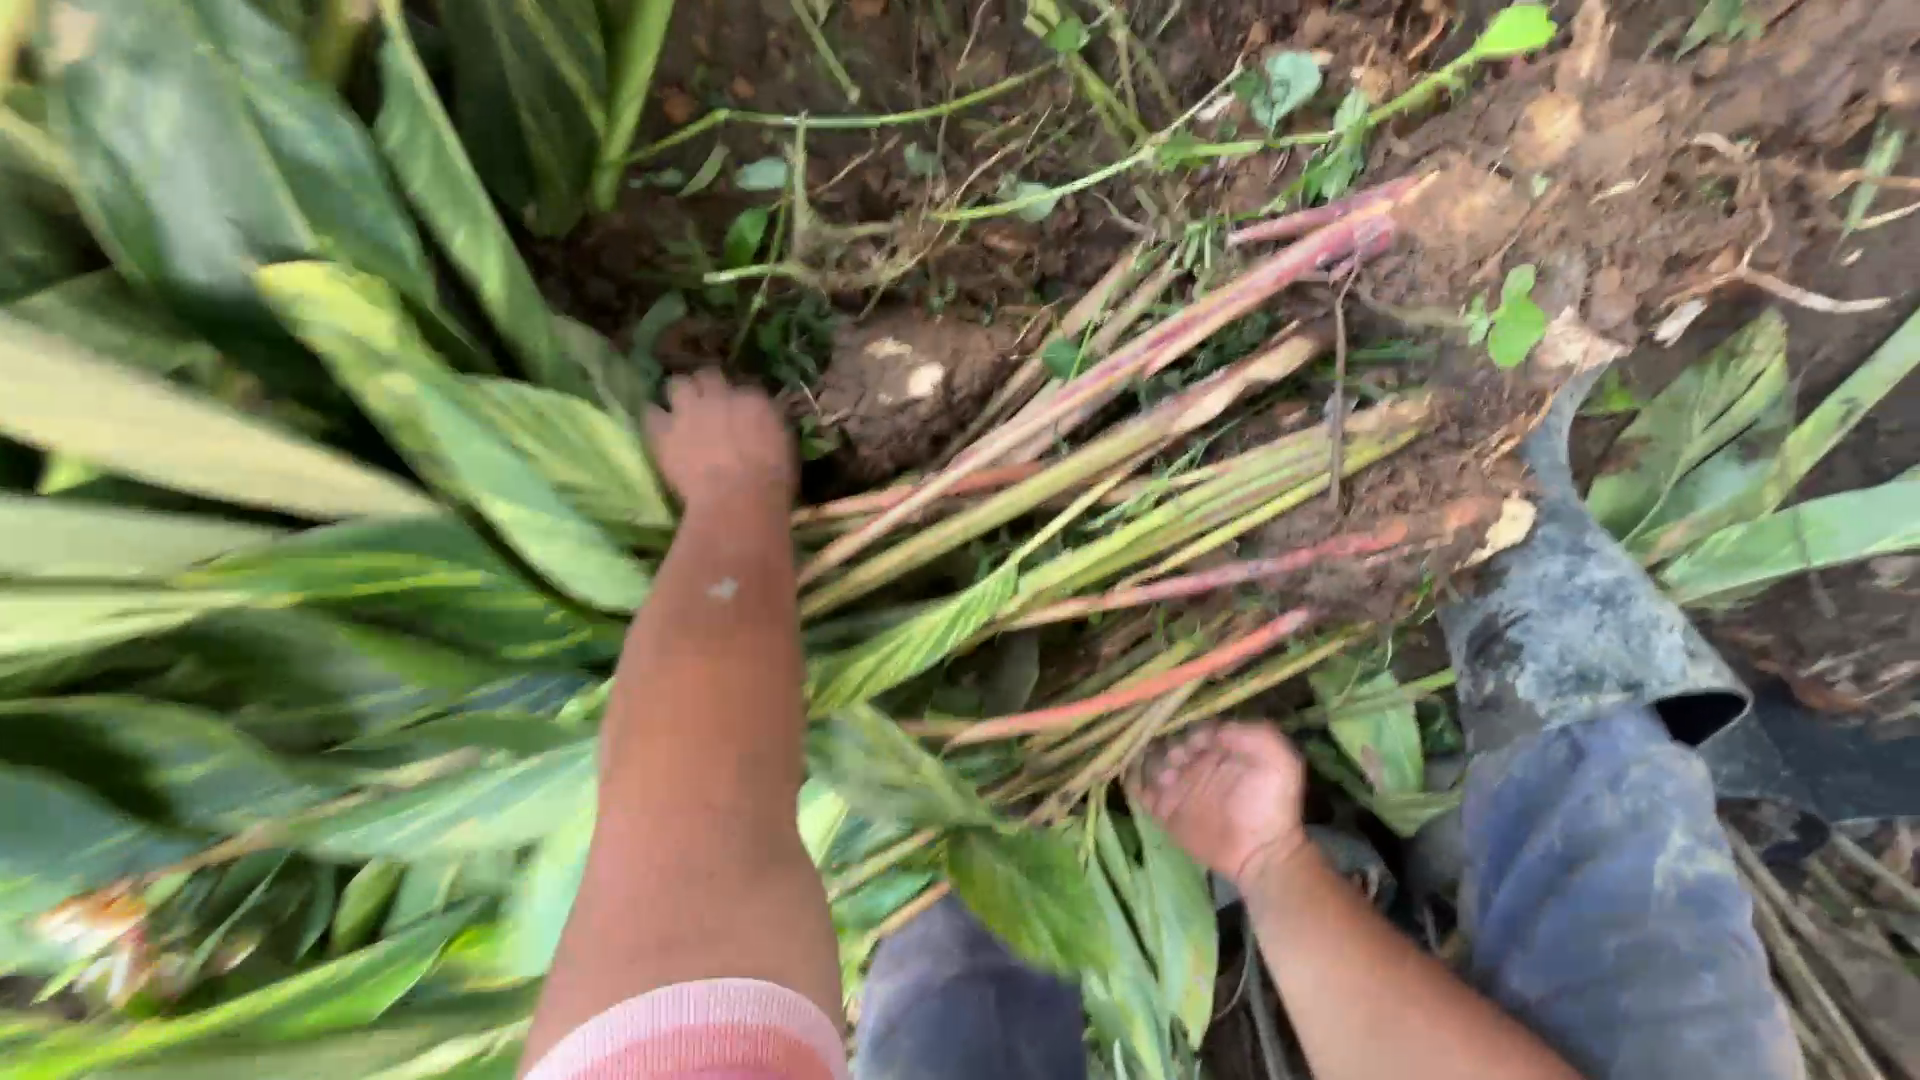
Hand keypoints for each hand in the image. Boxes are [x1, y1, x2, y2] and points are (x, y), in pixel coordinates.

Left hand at [643, 371, 797, 510]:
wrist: (738, 500)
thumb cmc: (772, 483)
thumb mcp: (785, 449)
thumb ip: (771, 428)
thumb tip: (764, 426)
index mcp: (755, 401)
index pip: (746, 388)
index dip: (739, 399)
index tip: (739, 412)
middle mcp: (721, 396)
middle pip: (708, 375)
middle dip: (706, 385)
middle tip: (706, 401)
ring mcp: (689, 410)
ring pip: (677, 383)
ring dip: (679, 393)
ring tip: (679, 408)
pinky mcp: (663, 430)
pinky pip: (651, 412)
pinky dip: (655, 417)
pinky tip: (658, 426)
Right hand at [1134, 723, 1309, 891]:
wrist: (1262, 855)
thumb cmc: (1273, 806)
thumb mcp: (1281, 763)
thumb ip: (1256, 735)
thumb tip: (1217, 729)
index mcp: (1218, 748)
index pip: (1193, 726)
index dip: (1192, 730)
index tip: (1197, 744)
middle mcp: (1193, 762)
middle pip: (1167, 739)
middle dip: (1168, 745)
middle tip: (1179, 762)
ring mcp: (1176, 785)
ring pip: (1149, 760)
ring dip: (1150, 762)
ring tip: (1167, 779)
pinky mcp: (1163, 809)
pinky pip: (1137, 788)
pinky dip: (1130, 778)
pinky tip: (1140, 780)